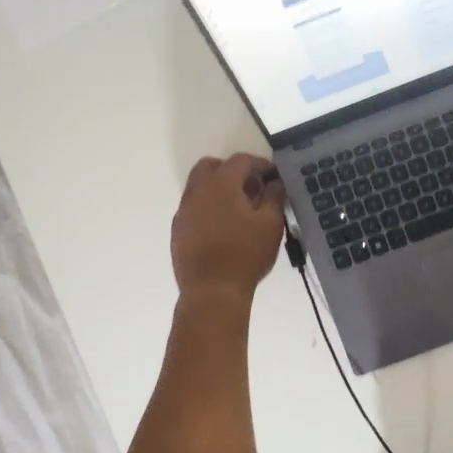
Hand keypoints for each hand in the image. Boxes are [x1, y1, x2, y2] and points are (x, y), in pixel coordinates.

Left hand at [170, 153, 285, 301]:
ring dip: (218, 189)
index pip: (240, 160)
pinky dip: (208, 207)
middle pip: (211, 166)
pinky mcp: (178, 231)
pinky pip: (193, 208)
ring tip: (239, 210)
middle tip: (251, 187)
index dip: (259, 164)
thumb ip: (274, 197)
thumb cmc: (246, 255)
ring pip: (199, 187)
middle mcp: (196, 192)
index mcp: (220, 185)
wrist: (212, 292)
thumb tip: (274, 183)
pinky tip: (223, 228)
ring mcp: (183, 212)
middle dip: (232, 170)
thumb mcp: (271, 224)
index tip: (273, 175)